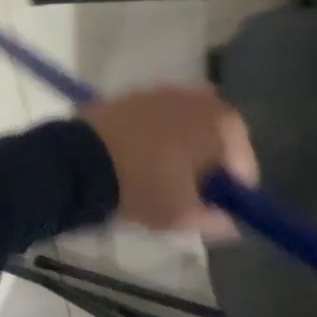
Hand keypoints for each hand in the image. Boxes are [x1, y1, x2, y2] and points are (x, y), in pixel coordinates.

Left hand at [78, 85, 258, 239]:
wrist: (75, 162)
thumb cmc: (141, 186)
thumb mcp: (181, 215)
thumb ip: (213, 219)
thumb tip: (227, 222)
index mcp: (221, 121)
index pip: (241, 156)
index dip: (235, 184)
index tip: (224, 205)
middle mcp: (193, 98)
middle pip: (210, 135)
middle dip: (205, 162)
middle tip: (192, 191)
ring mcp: (153, 94)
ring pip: (176, 127)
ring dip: (173, 149)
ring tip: (157, 178)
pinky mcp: (119, 98)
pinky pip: (143, 124)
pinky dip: (144, 140)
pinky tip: (130, 162)